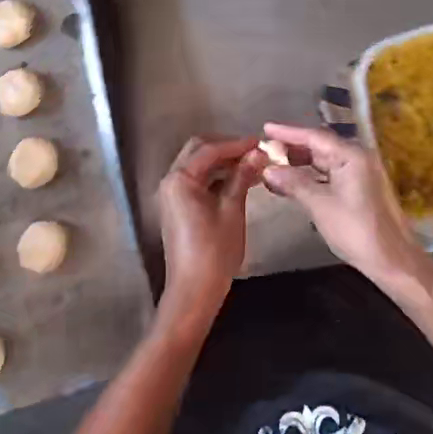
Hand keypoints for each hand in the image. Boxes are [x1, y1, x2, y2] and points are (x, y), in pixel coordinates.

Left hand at [157, 136, 266, 320]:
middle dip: (227, 149)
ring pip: (198, 166)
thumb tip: (258, 153)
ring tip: (253, 167)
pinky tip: (240, 182)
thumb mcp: (232, 210)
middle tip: (256, 153)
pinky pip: (197, 182)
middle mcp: (170, 181)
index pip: (210, 149)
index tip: (261, 143)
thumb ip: (242, 177)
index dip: (237, 144)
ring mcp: (172, 194)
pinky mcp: (177, 207)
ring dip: (223, 163)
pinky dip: (217, 178)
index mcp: (180, 179)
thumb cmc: (214, 250)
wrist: (194, 290)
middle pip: (199, 152)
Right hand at [259, 123, 421, 275]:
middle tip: (265, 152)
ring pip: (324, 162)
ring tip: (273, 169)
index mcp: (352, 155)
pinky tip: (292, 185)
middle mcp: (358, 158)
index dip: (288, 132)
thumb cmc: (356, 229)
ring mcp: (361, 174)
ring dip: (300, 165)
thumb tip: (268, 170)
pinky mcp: (361, 189)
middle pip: (320, 147)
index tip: (265, 128)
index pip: (315, 136)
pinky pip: (330, 176)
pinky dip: (311, 178)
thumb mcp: (320, 205)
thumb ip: (294, 183)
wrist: (393, 260)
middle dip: (292, 149)